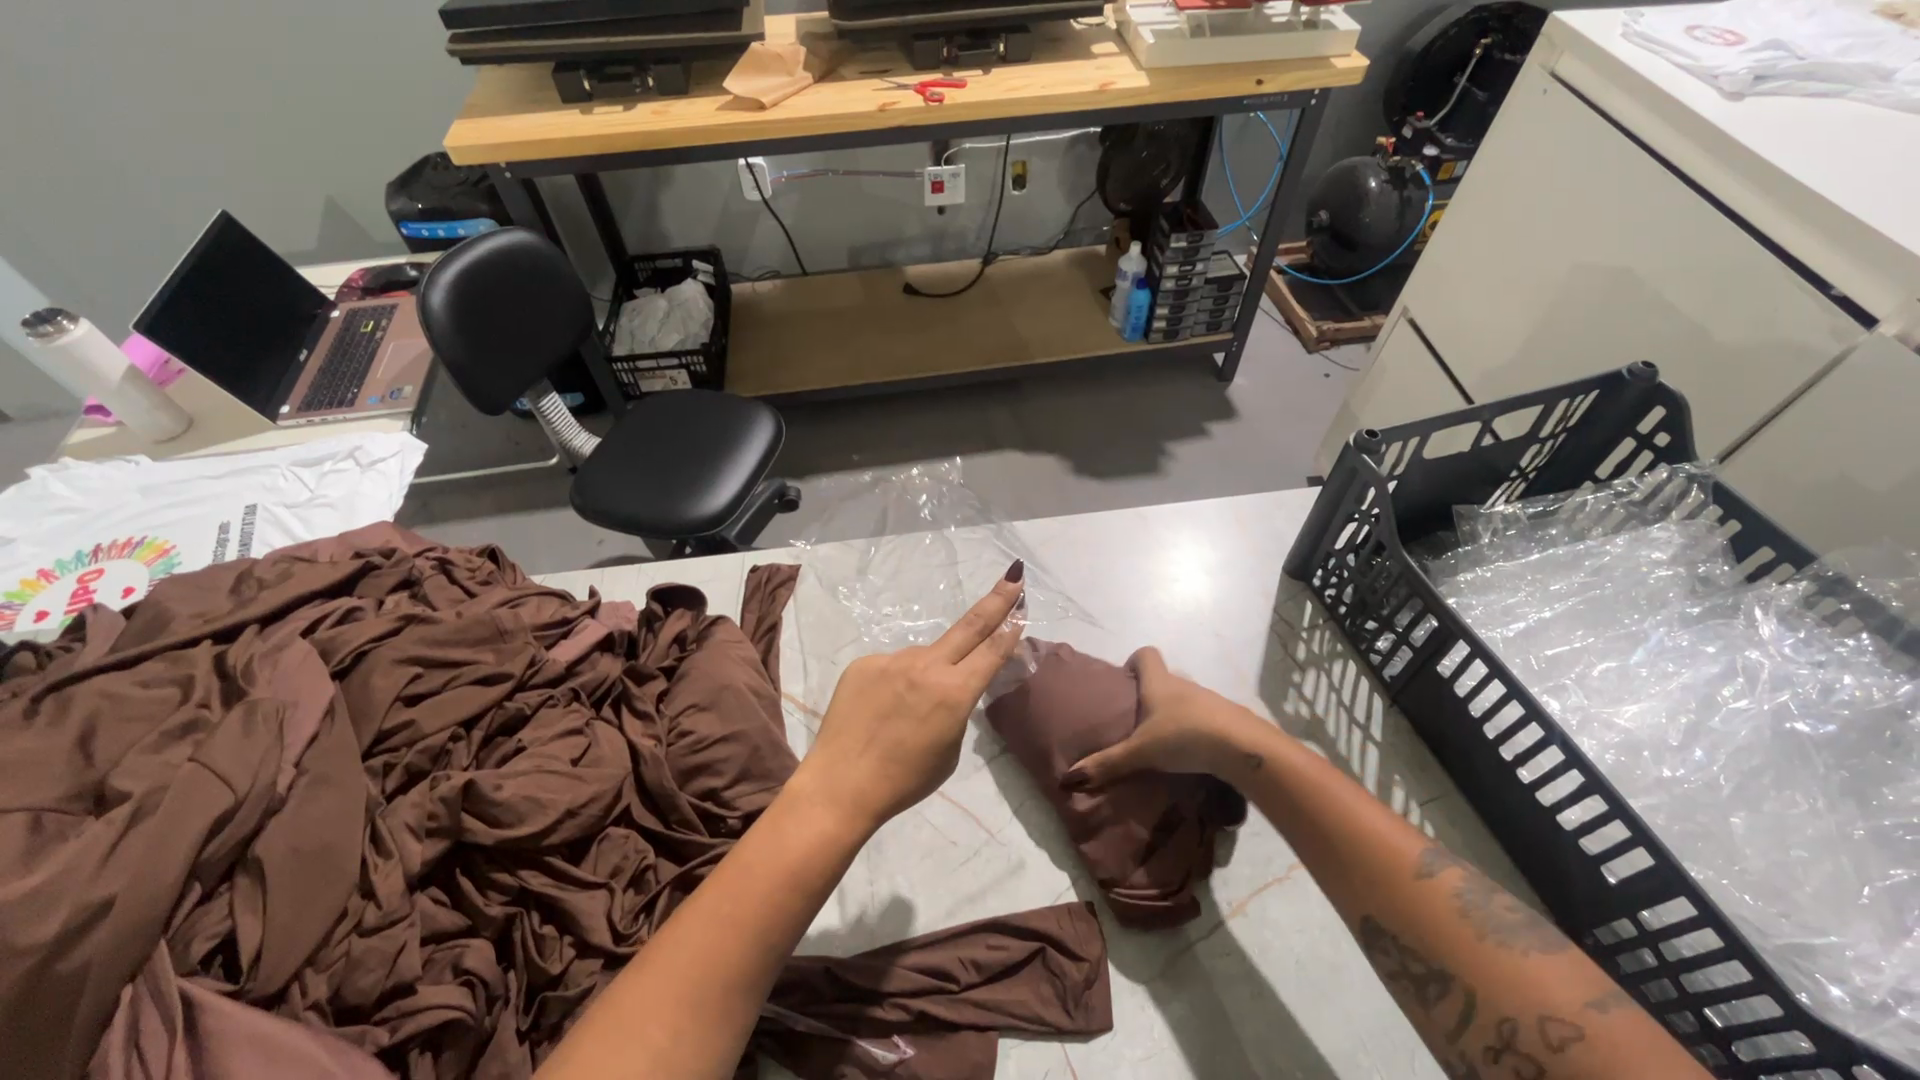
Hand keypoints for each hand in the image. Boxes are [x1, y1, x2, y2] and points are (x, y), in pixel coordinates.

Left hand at [792, 561, 1027, 832]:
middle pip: (968, 626)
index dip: (1011, 628)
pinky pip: (892, 666)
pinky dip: (896, 682)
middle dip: (996, 601)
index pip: (992, 652)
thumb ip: (955, 709)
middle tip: (1013, 577)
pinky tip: (881, 710)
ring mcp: (891, 661)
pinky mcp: (863, 664)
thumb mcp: (949, 750)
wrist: (841, 785)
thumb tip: (945, 687)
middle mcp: (926, 667)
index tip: (1022, 607)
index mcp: (954, 693)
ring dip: (928, 672)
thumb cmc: (905, 780)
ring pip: (923, 657)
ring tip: (907, 711)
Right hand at [1061, 647, 1276, 790]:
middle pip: (1165, 679)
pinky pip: (1204, 719)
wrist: (1242, 747)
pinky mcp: (1227, 720)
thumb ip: (1107, 764)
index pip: (1147, 654)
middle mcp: (1184, 685)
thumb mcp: (1140, 752)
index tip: (1125, 682)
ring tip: (1162, 742)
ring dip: (1174, 715)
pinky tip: (1190, 754)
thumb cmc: (1184, 737)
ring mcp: (1209, 701)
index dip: (1134, 662)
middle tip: (1136, 721)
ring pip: (1185, 700)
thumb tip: (1068, 779)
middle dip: (1150, 695)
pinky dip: (1195, 731)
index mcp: (1159, 683)